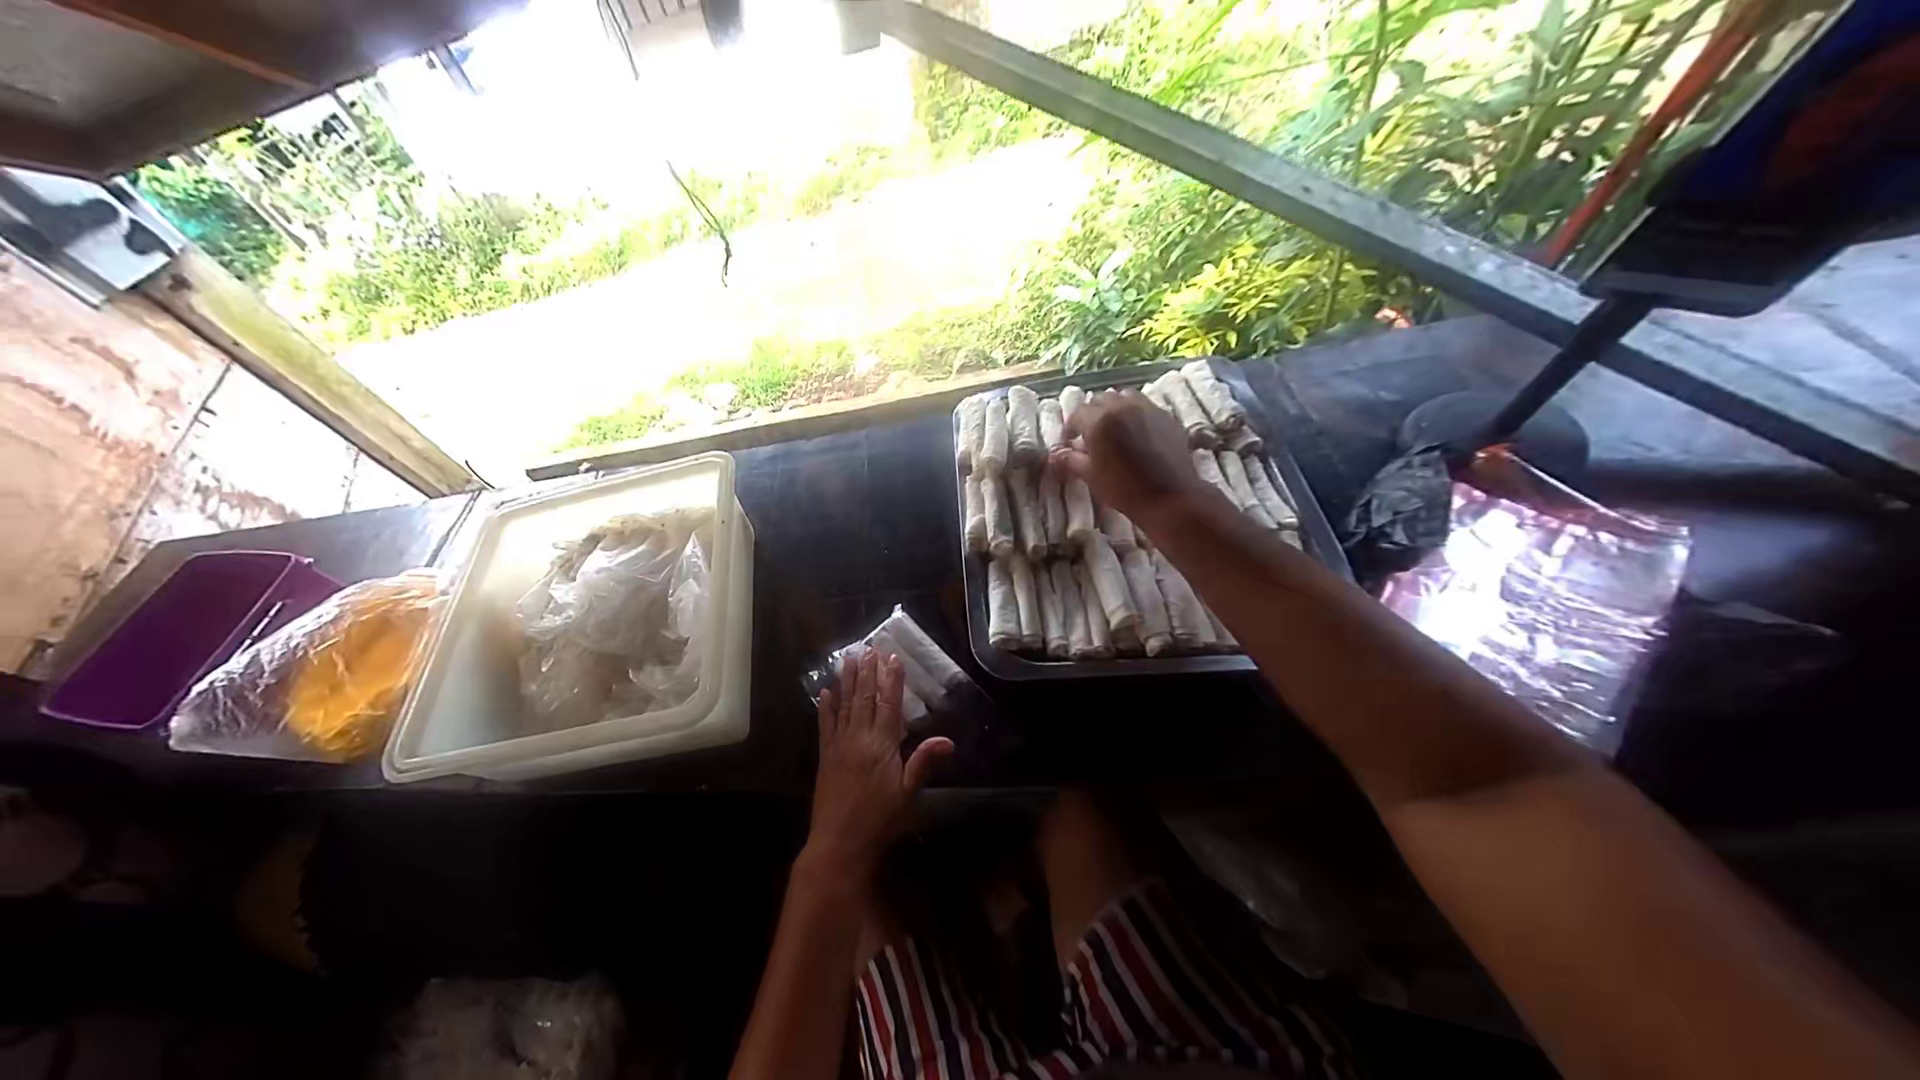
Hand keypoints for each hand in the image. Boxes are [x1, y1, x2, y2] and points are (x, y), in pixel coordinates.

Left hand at [806, 650, 953, 881]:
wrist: (839, 843)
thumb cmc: (879, 820)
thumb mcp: (908, 794)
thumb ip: (924, 763)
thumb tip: (948, 740)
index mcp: (881, 745)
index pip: (888, 704)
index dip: (891, 680)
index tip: (893, 658)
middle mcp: (858, 739)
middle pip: (864, 698)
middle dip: (868, 672)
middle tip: (870, 648)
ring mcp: (839, 746)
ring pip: (844, 705)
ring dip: (847, 681)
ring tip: (849, 658)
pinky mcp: (826, 757)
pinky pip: (825, 725)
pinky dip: (825, 707)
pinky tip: (824, 692)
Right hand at [1054, 388, 1210, 520]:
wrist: (1169, 498)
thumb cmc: (1124, 490)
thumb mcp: (1091, 476)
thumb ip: (1071, 460)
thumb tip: (1055, 454)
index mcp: (1099, 421)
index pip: (1077, 414)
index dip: (1071, 428)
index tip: (1071, 442)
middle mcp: (1122, 407)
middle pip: (1100, 399)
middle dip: (1092, 414)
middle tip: (1091, 435)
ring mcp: (1147, 408)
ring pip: (1124, 397)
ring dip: (1114, 408)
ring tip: (1114, 428)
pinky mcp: (1166, 416)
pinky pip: (1144, 405)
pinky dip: (1135, 413)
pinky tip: (1136, 432)